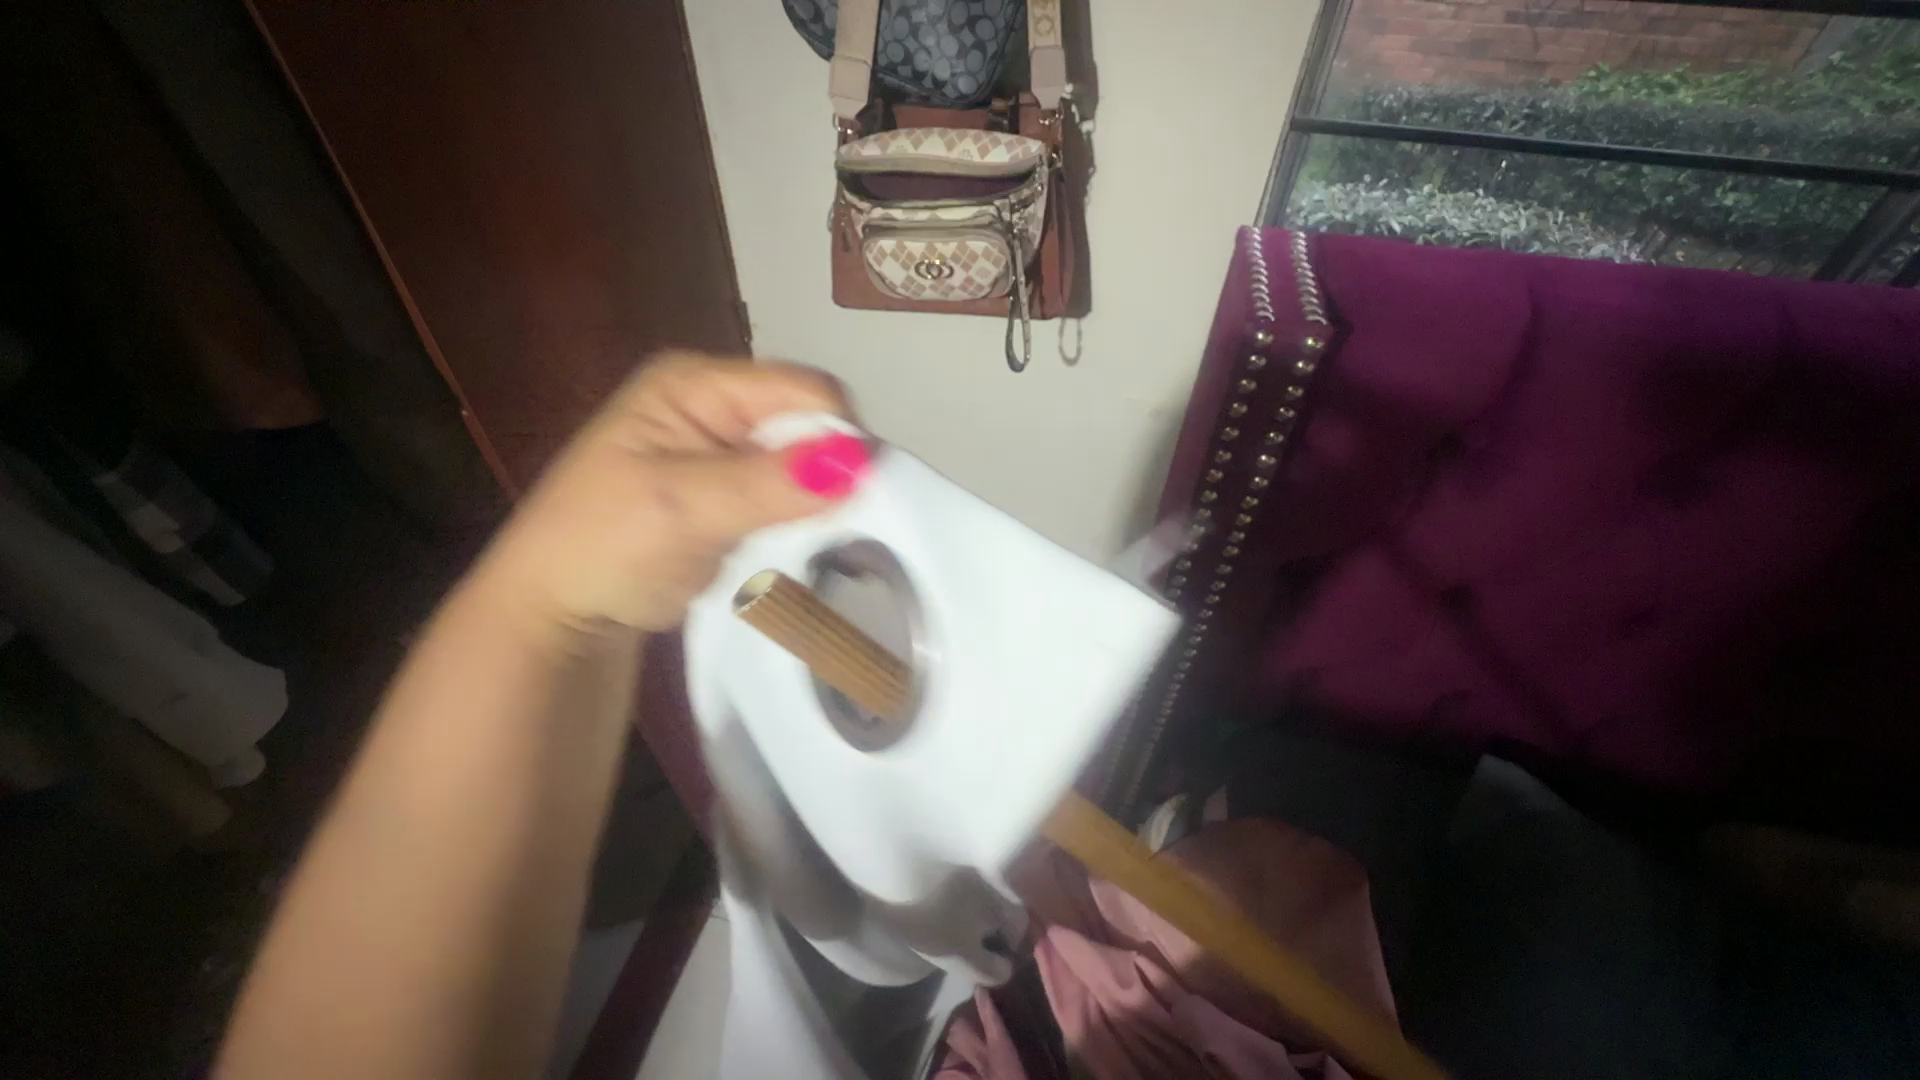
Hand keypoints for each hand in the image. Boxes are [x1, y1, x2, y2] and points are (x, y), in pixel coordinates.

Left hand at [472, 352, 857, 638]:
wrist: (557, 613)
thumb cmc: (601, 547)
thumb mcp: (683, 509)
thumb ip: (770, 483)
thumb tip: (861, 462)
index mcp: (697, 383)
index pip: (802, 390)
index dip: (837, 437)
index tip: (852, 498)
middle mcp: (717, 405)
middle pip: (808, 422)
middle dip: (829, 470)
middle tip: (836, 527)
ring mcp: (724, 450)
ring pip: (805, 462)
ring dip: (819, 500)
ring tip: (820, 543)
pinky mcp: (732, 492)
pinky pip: (790, 495)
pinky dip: (804, 520)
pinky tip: (801, 547)